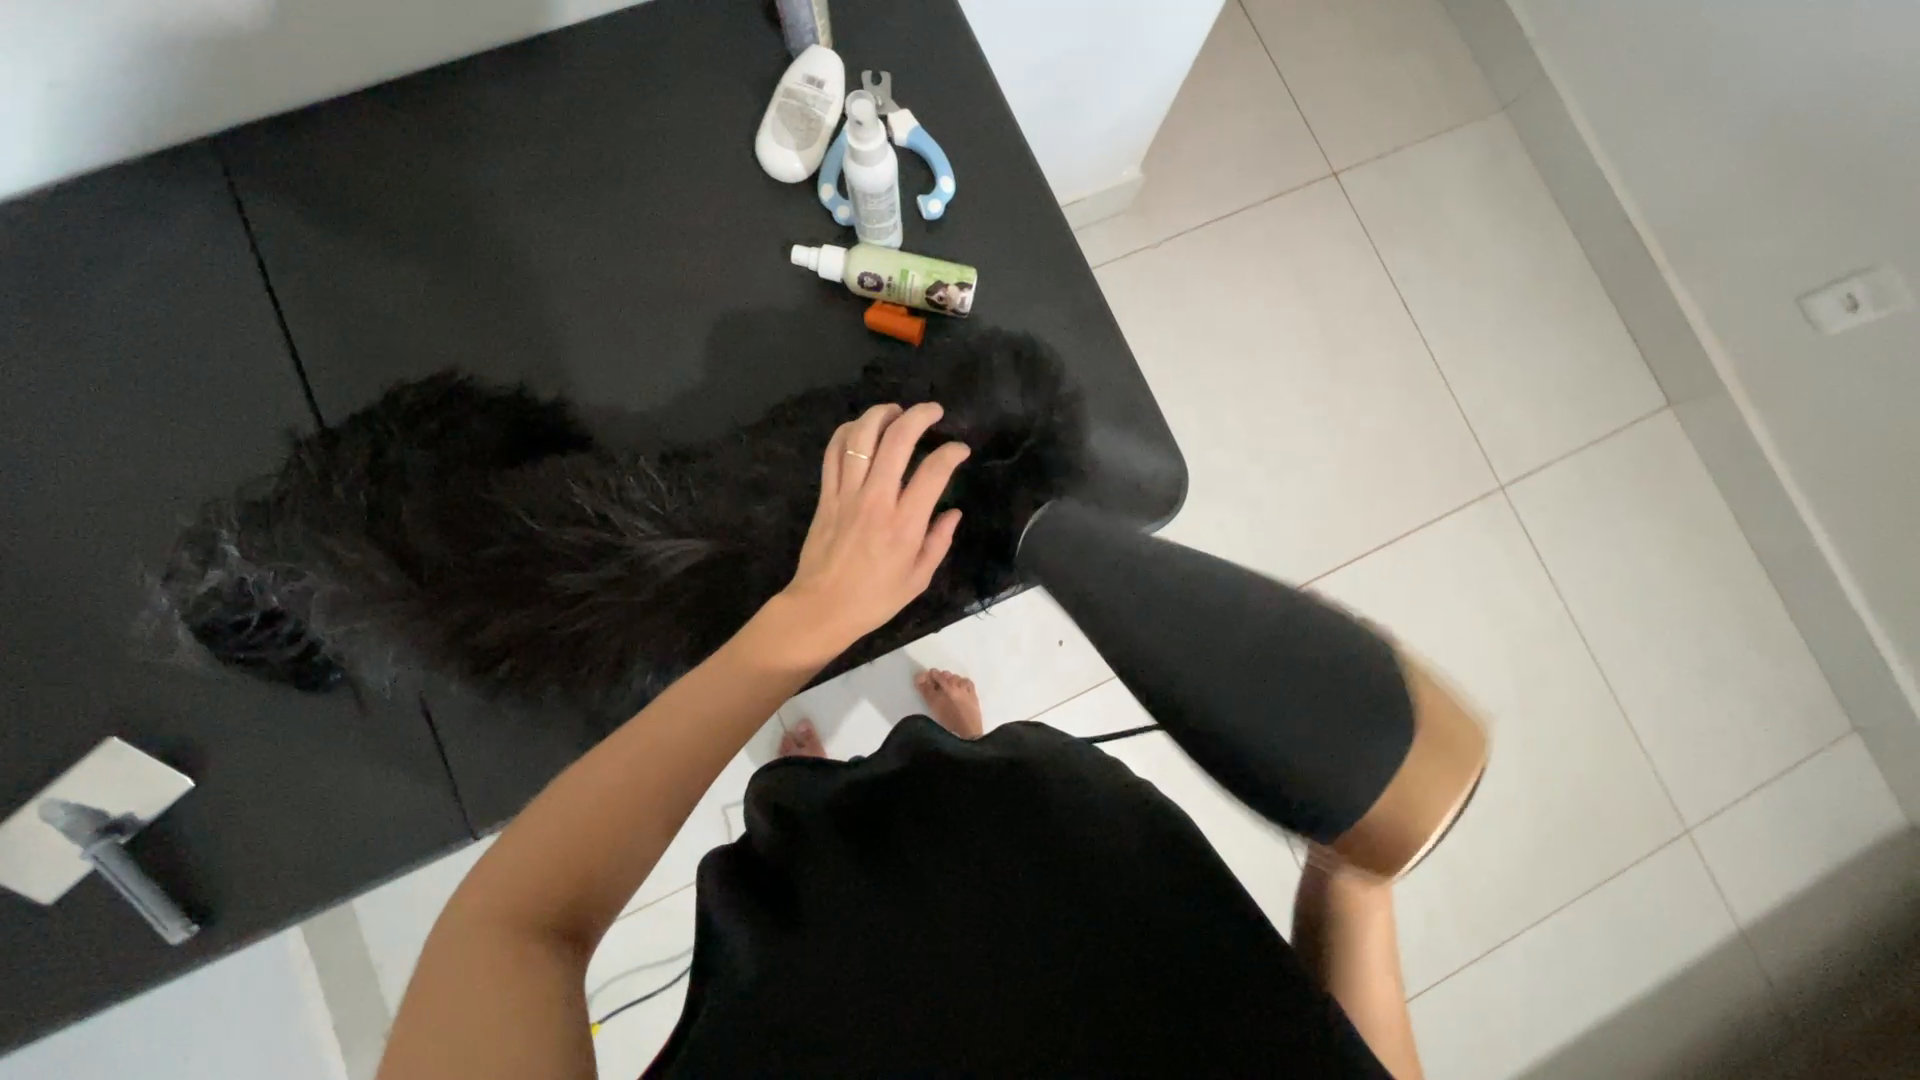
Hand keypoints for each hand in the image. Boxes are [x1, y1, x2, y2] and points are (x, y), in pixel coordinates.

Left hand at [777, 402, 969, 656]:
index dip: (951, 452)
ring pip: (861, 438)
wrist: (821, 608)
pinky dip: (847, 433)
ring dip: (880, 415)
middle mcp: (876, 500)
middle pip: (897, 441)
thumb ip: (939, 542)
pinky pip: (833, 453)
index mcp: (905, 524)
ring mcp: (847, 494)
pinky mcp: (826, 496)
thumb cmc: (875, 599)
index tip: (960, 450)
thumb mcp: (918, 579)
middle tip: (933, 411)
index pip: (933, 471)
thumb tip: (953, 513)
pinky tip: (860, 428)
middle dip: (919, 417)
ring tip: (896, 410)